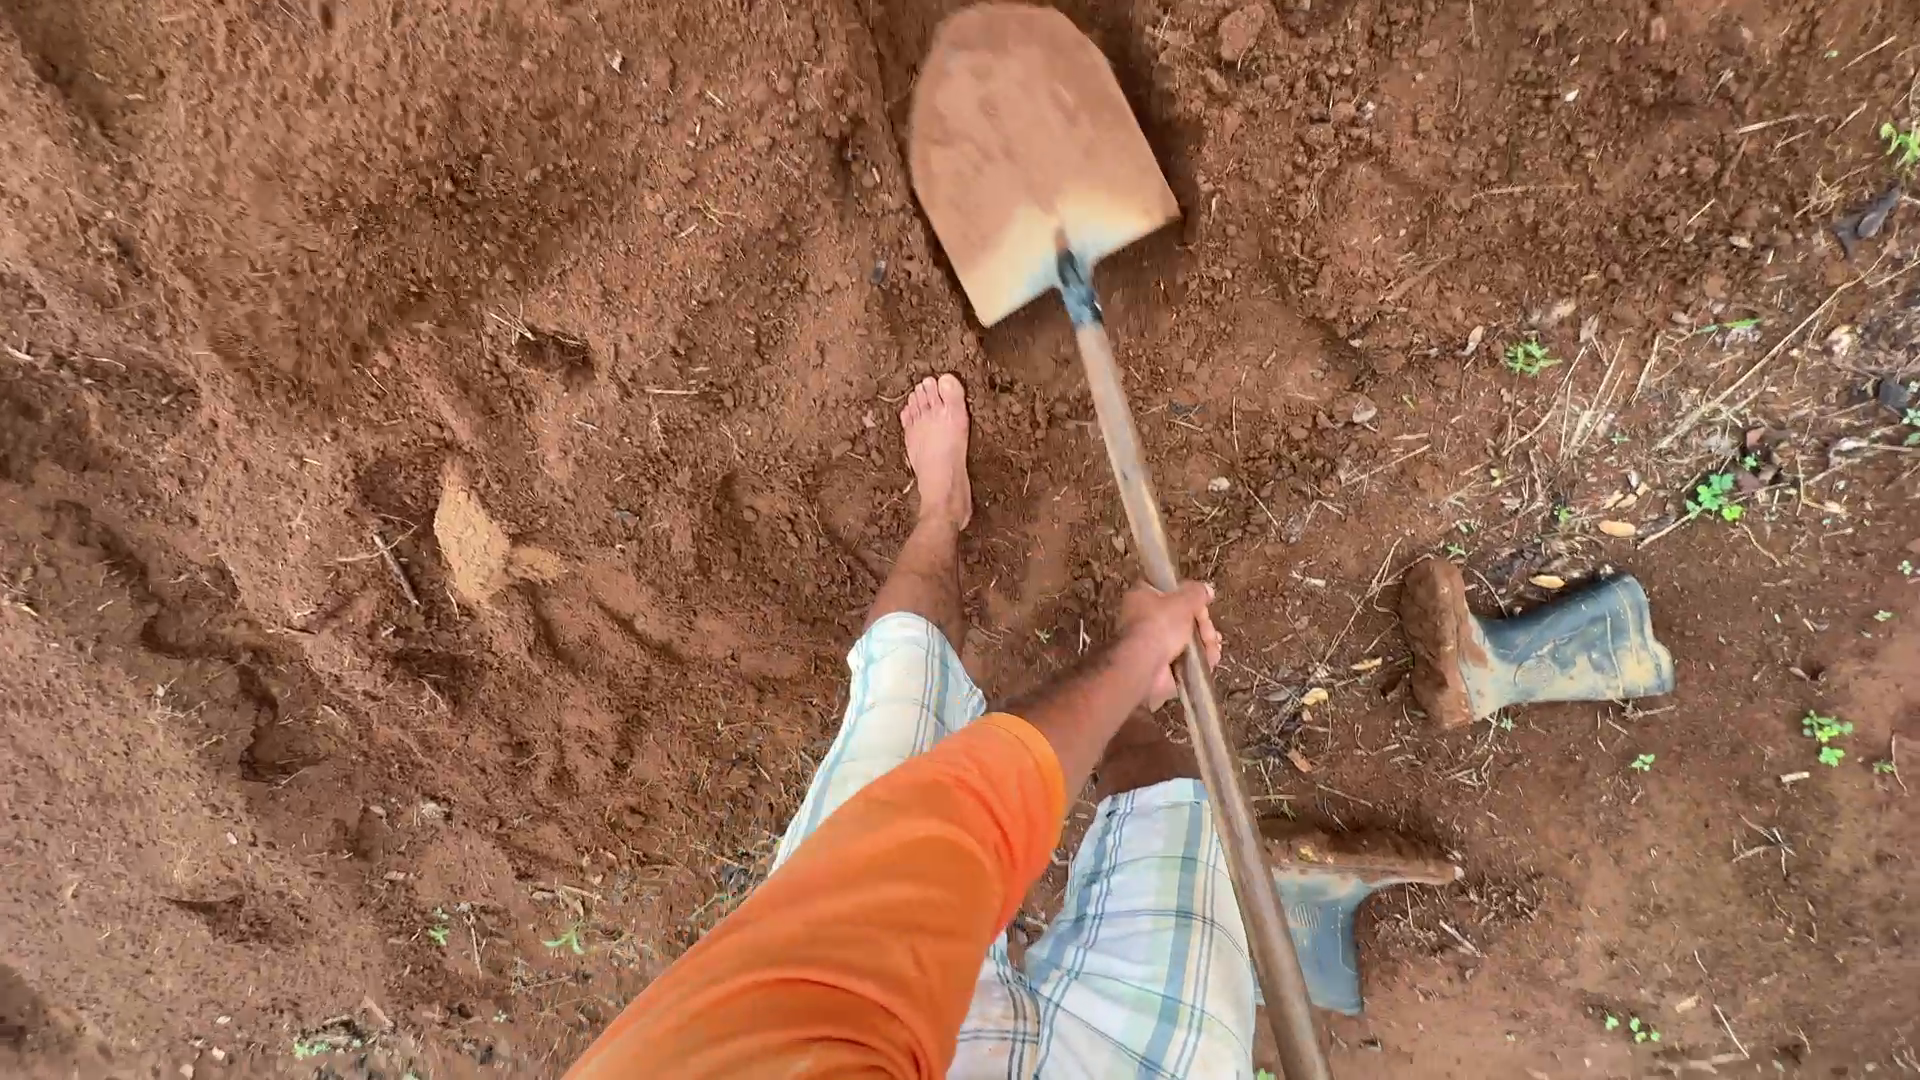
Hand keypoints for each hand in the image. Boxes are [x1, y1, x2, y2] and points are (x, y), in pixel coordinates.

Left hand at [1117, 581, 1221, 709]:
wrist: (1146, 665)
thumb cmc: (1160, 625)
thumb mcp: (1182, 601)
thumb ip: (1196, 592)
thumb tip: (1206, 590)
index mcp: (1143, 597)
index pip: (1169, 592)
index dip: (1189, 597)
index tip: (1203, 604)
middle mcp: (1145, 619)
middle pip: (1184, 617)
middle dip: (1203, 625)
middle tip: (1207, 632)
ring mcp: (1154, 643)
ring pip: (1189, 638)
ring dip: (1206, 643)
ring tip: (1212, 649)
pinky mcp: (1163, 664)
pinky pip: (1187, 657)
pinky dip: (1201, 658)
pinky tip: (1210, 659)